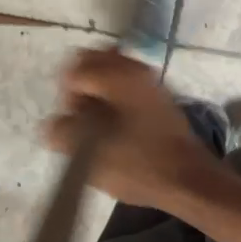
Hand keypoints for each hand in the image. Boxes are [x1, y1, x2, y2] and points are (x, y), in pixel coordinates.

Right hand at [45, 49, 213, 207]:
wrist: (187, 179)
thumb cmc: (139, 166)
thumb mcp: (90, 154)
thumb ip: (63, 133)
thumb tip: (52, 125)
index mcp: (117, 77)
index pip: (73, 70)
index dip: (66, 96)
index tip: (72, 122)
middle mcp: (135, 69)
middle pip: (92, 61)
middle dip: (80, 87)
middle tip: (80, 118)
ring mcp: (149, 80)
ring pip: (110, 71)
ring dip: (97, 91)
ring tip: (96, 124)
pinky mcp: (157, 95)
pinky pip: (126, 84)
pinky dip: (114, 97)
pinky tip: (115, 124)